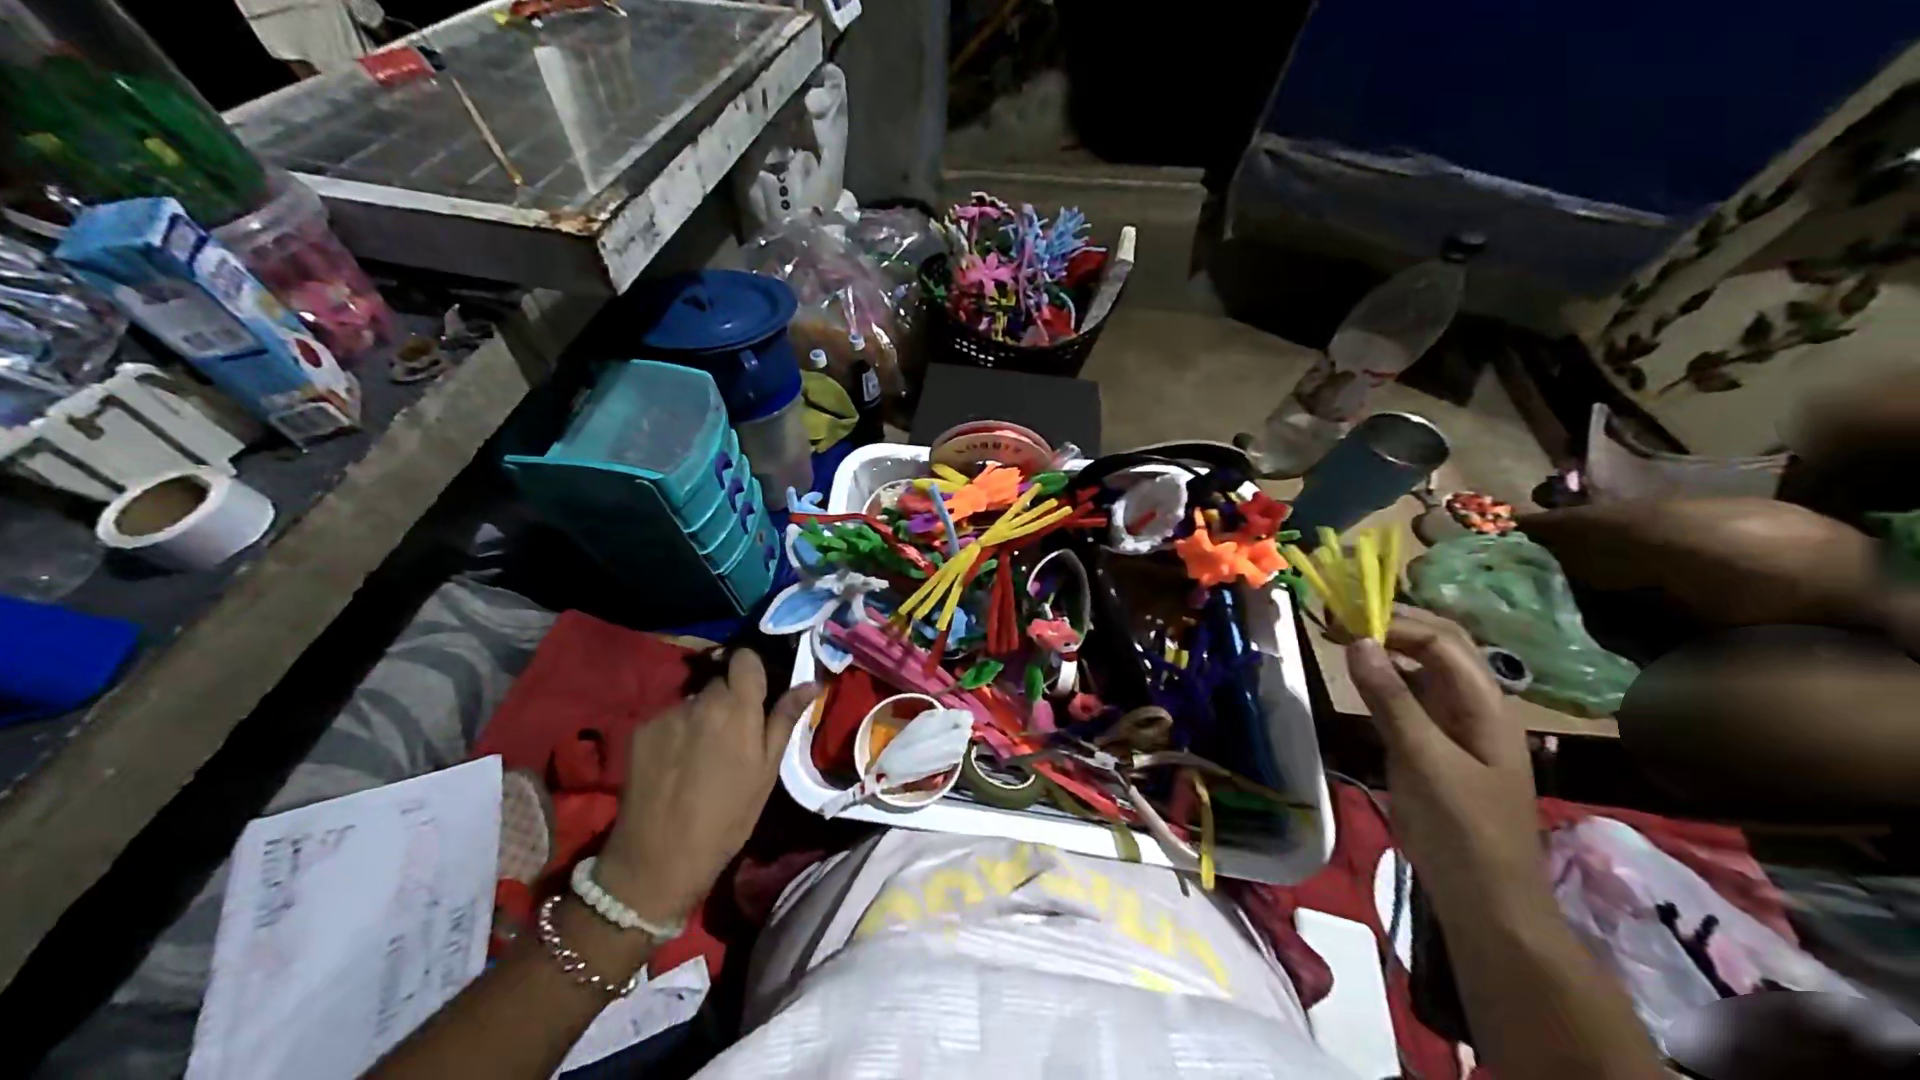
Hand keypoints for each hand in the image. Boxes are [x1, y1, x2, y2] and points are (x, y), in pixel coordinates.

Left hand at [595, 650, 818, 923]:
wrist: (659, 858)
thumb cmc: (728, 817)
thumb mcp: (767, 771)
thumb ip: (784, 719)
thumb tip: (811, 682)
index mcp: (738, 708)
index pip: (745, 658)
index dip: (752, 670)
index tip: (757, 694)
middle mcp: (700, 700)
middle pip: (719, 682)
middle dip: (728, 700)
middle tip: (733, 736)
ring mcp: (667, 714)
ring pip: (693, 701)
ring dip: (701, 717)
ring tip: (701, 756)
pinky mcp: (641, 729)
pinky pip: (668, 718)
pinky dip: (675, 732)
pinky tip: (675, 765)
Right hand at [1346, 612, 1543, 909]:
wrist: (1484, 898)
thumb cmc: (1462, 828)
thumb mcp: (1424, 760)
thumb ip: (1391, 699)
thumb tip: (1358, 641)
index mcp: (1485, 705)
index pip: (1441, 641)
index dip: (1396, 622)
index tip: (1343, 618)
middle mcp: (1472, 705)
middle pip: (1436, 647)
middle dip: (1391, 625)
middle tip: (1337, 620)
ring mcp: (1453, 726)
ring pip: (1421, 671)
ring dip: (1384, 649)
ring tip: (1340, 639)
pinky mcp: (1432, 745)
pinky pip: (1409, 698)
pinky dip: (1382, 679)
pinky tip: (1358, 678)